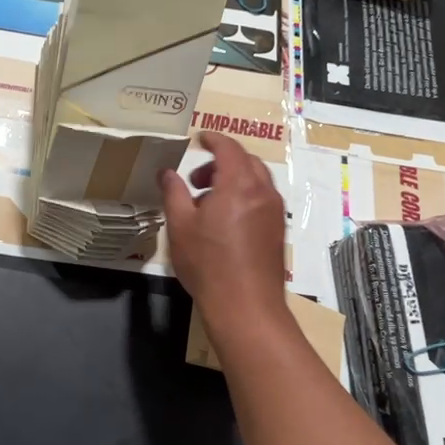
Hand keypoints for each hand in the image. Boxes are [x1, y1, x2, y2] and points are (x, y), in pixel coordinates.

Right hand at [160, 131, 292, 343]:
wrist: (245, 305)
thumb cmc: (208, 264)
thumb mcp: (180, 226)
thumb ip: (173, 193)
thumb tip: (167, 172)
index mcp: (239, 185)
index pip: (229, 148)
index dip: (213, 139)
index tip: (199, 139)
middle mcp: (263, 193)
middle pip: (246, 162)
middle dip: (221, 162)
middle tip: (196, 180)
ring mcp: (274, 213)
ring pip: (256, 181)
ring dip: (233, 180)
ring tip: (206, 203)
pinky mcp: (277, 231)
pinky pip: (261, 200)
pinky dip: (243, 197)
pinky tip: (223, 222)